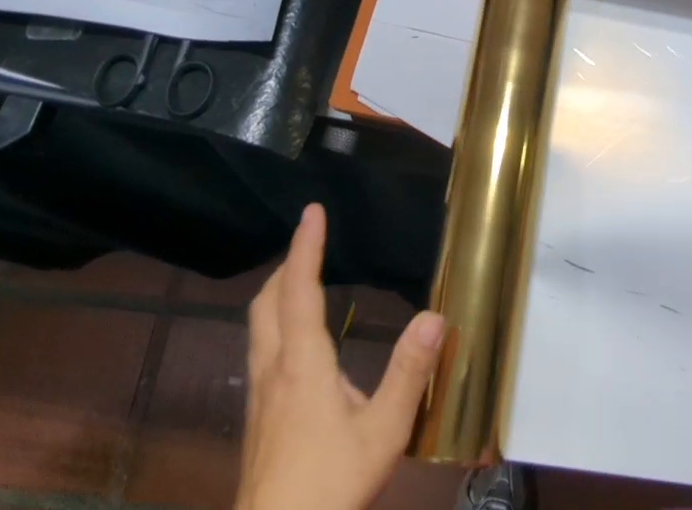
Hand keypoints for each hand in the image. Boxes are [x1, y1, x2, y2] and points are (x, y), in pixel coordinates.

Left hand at [238, 204, 445, 509]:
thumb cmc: (330, 481)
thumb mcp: (384, 430)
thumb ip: (409, 373)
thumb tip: (434, 315)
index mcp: (302, 363)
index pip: (299, 290)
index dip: (306, 246)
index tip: (312, 210)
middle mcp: (273, 369)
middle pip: (266, 302)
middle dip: (286, 265)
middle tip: (310, 243)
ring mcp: (259, 394)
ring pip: (258, 326)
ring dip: (277, 293)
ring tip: (302, 281)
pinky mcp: (258, 417)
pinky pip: (261, 349)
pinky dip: (276, 322)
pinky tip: (298, 345)